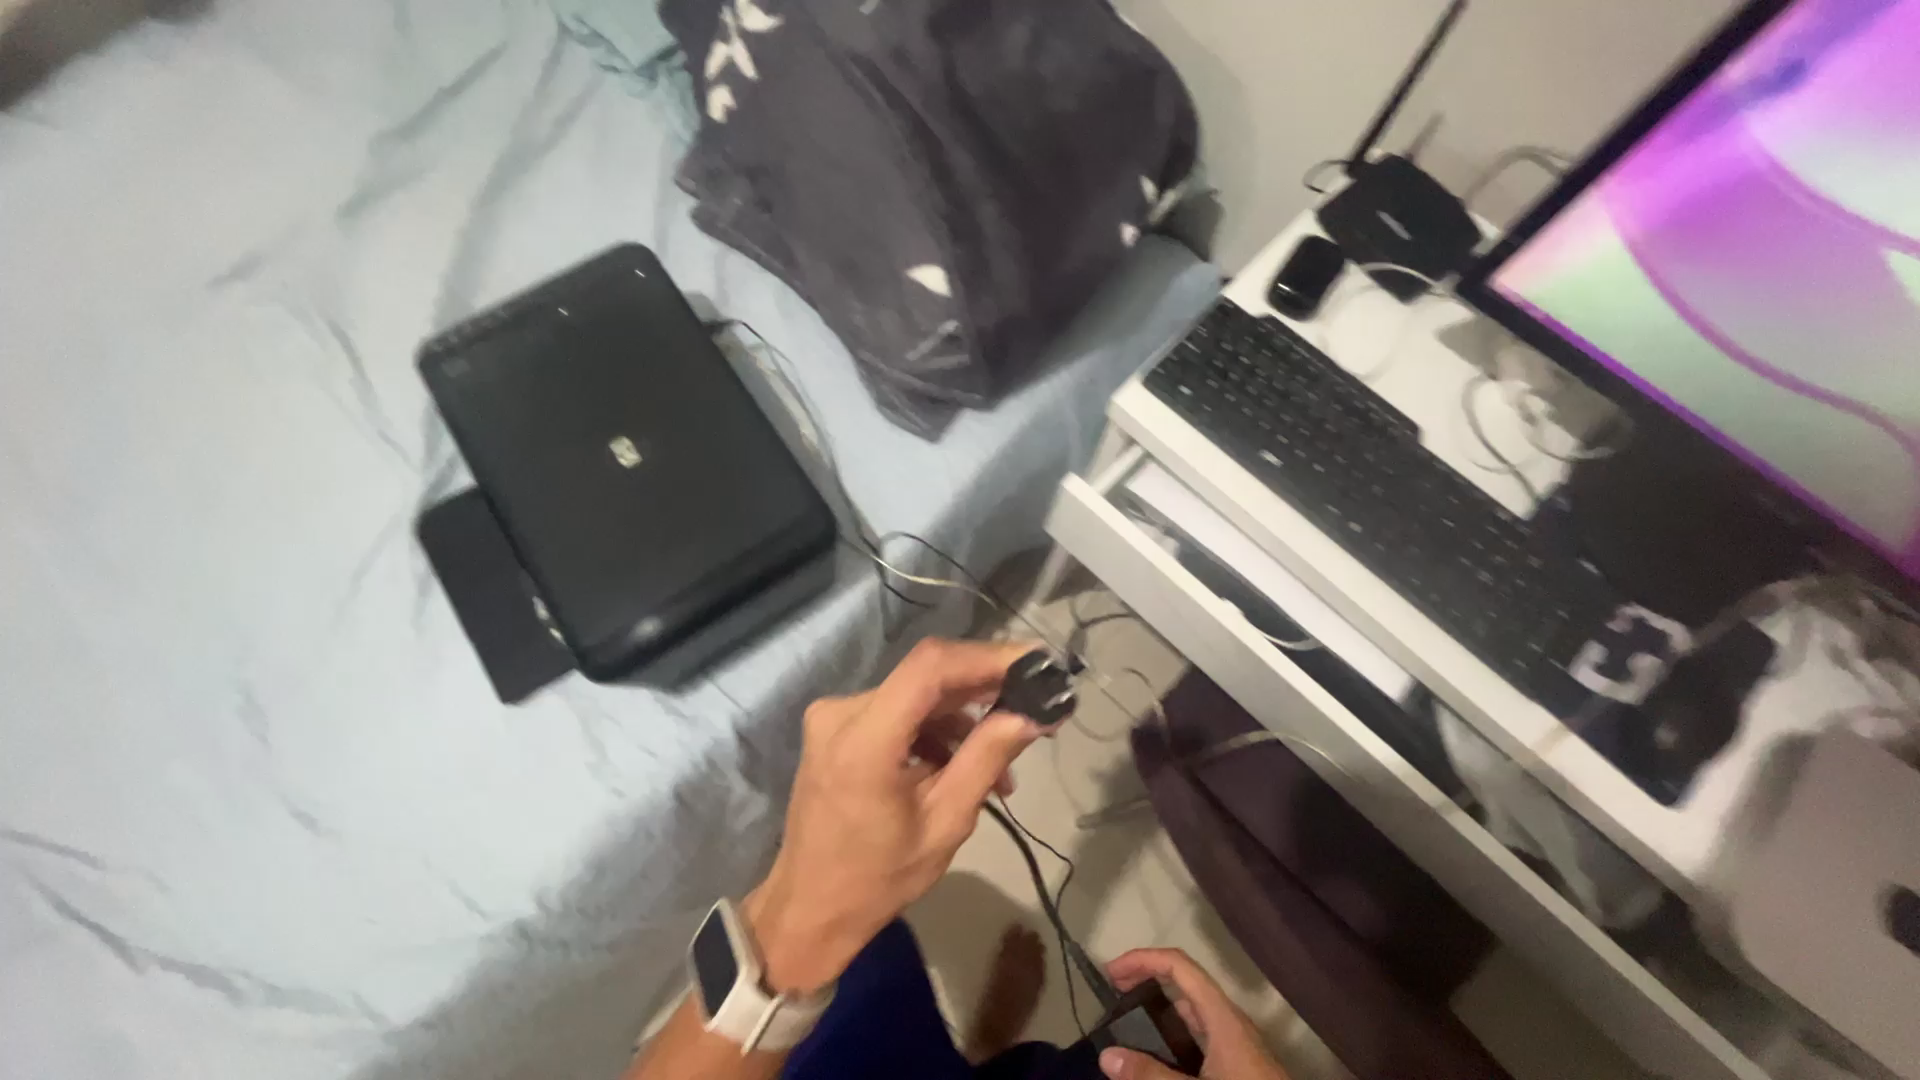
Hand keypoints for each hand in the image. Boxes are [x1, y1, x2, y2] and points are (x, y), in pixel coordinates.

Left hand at [743, 639, 1045, 995]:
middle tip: (1038, 705)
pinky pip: (899, 710)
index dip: (987, 657)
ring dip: (964, 718)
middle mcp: (842, 711)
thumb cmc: (878, 878)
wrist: (810, 908)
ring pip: (917, 693)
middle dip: (986, 688)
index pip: (931, 667)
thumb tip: (1034, 712)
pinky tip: (964, 764)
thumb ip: (987, 758)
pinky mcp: (838, 726)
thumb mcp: (945, 822)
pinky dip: (936, 731)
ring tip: (1003, 765)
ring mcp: (835, 716)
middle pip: (927, 676)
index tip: (1037, 664)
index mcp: (864, 739)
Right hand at [1099, 949, 1289, 1079]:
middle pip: (1185, 981)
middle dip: (1148, 978)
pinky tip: (1161, 1058)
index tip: (1111, 974)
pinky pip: (1201, 1033)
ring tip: (1131, 1021)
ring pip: (1194, 1009)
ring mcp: (1237, 1044)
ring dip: (1161, 1005)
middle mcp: (1230, 1021)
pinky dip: (1175, 1031)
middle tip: (1115, 994)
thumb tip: (1106, 1055)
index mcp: (1222, 1017)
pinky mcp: (1240, 1065)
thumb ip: (1152, 1075)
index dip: (1143, 959)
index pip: (1179, 965)